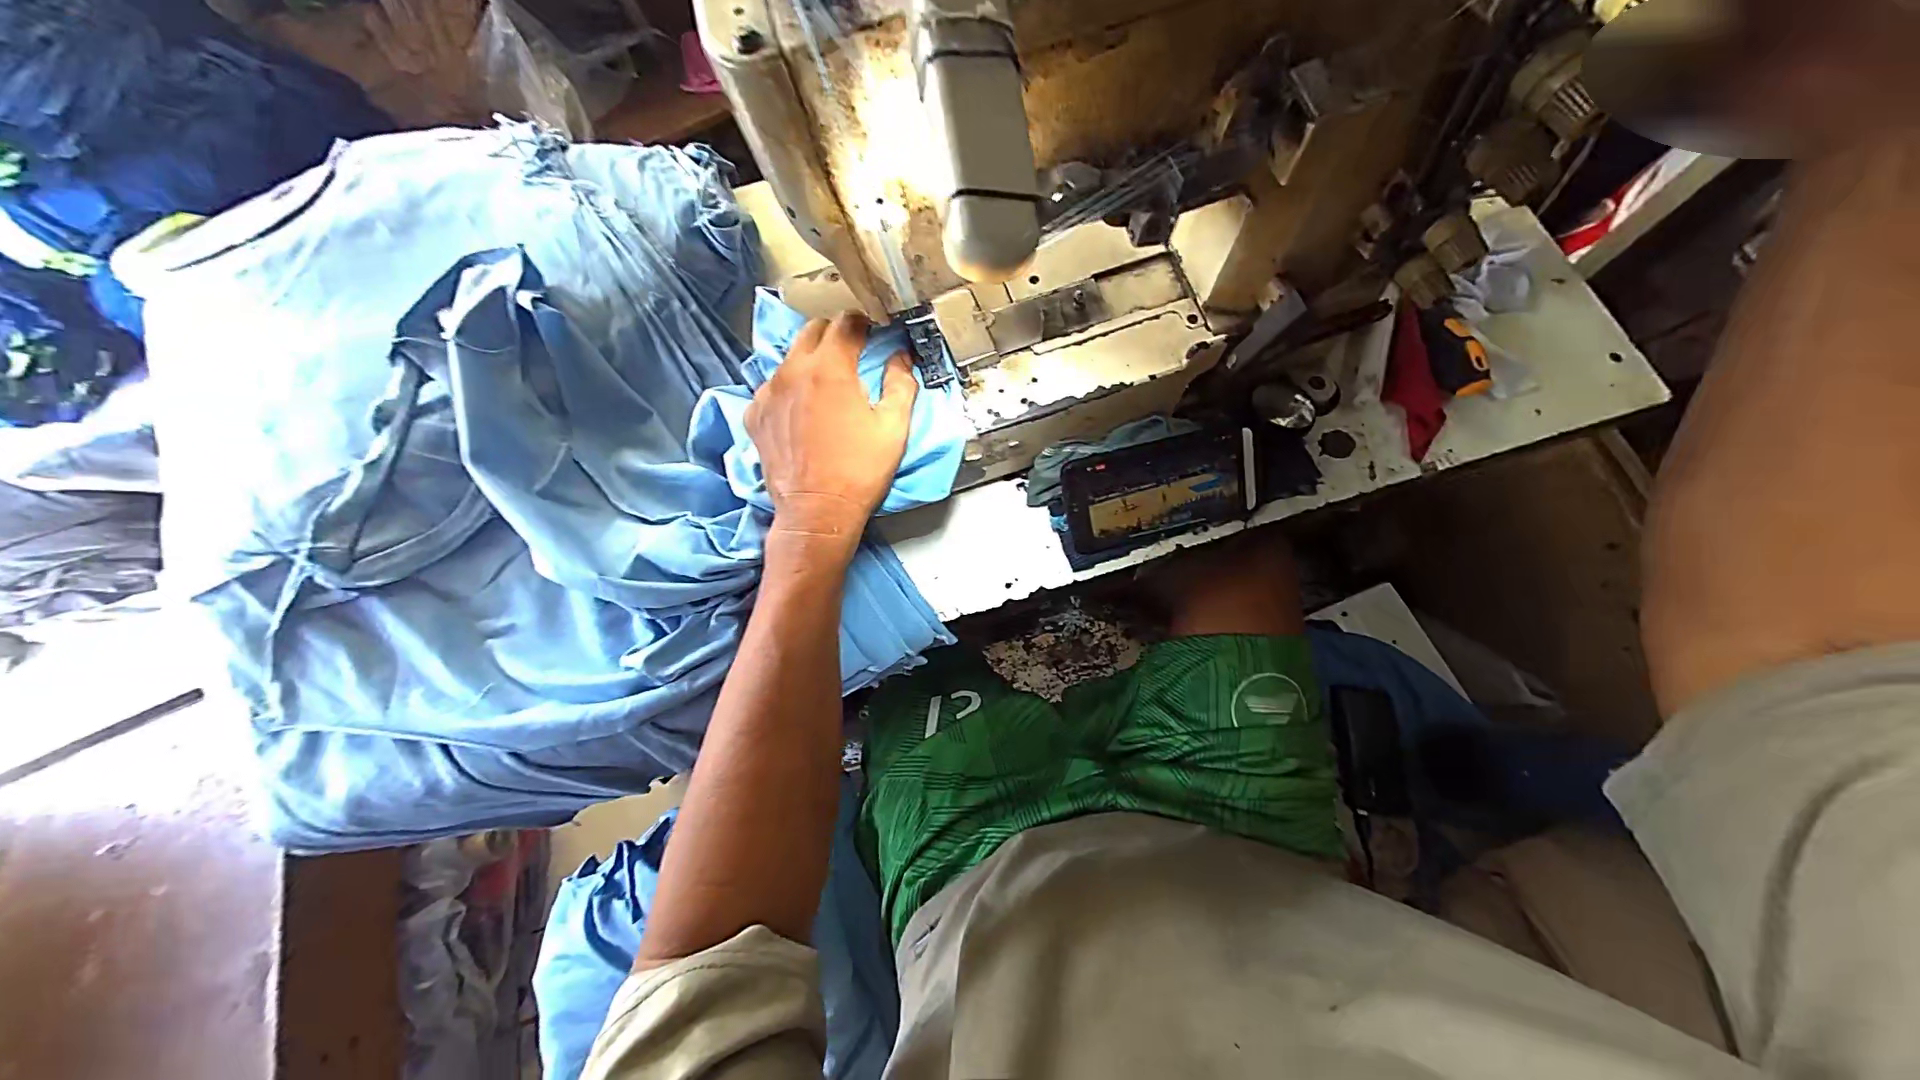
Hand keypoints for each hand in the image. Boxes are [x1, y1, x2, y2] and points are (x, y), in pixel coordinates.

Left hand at [746, 312, 918, 551]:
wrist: (817, 512)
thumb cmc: (859, 471)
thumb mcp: (894, 427)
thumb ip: (900, 384)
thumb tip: (901, 359)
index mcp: (830, 368)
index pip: (846, 323)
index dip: (865, 324)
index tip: (873, 333)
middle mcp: (793, 371)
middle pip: (812, 330)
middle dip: (835, 334)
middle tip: (852, 353)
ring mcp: (768, 392)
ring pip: (790, 358)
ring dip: (810, 361)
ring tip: (827, 386)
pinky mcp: (755, 415)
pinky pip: (772, 387)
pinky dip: (789, 390)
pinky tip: (803, 411)